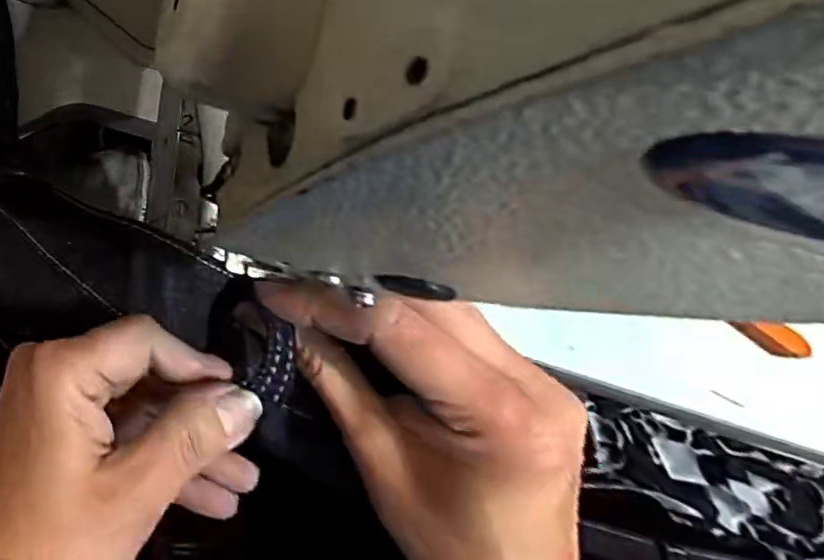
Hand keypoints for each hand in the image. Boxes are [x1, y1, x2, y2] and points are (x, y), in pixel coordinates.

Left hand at [0, 315, 264, 559]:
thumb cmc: (53, 545)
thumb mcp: (131, 493)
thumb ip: (191, 439)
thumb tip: (244, 401)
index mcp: (62, 366)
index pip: (143, 340)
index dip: (196, 364)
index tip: (239, 393)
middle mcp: (52, 366)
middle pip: (141, 373)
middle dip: (195, 416)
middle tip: (245, 446)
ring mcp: (50, 396)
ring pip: (132, 406)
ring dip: (182, 443)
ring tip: (239, 481)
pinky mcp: (52, 427)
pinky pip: (112, 427)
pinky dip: (151, 455)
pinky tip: (204, 495)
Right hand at [258, 282, 586, 559]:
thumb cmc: (450, 543)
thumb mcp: (379, 461)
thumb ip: (334, 379)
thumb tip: (288, 320)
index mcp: (499, 413)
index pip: (398, 325)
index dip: (331, 302)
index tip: (281, 292)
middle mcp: (531, 382)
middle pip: (424, 303)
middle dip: (352, 290)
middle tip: (297, 288)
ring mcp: (541, 376)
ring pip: (443, 303)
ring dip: (380, 295)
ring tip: (326, 297)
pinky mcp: (536, 376)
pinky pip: (462, 322)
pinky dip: (410, 313)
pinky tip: (373, 314)